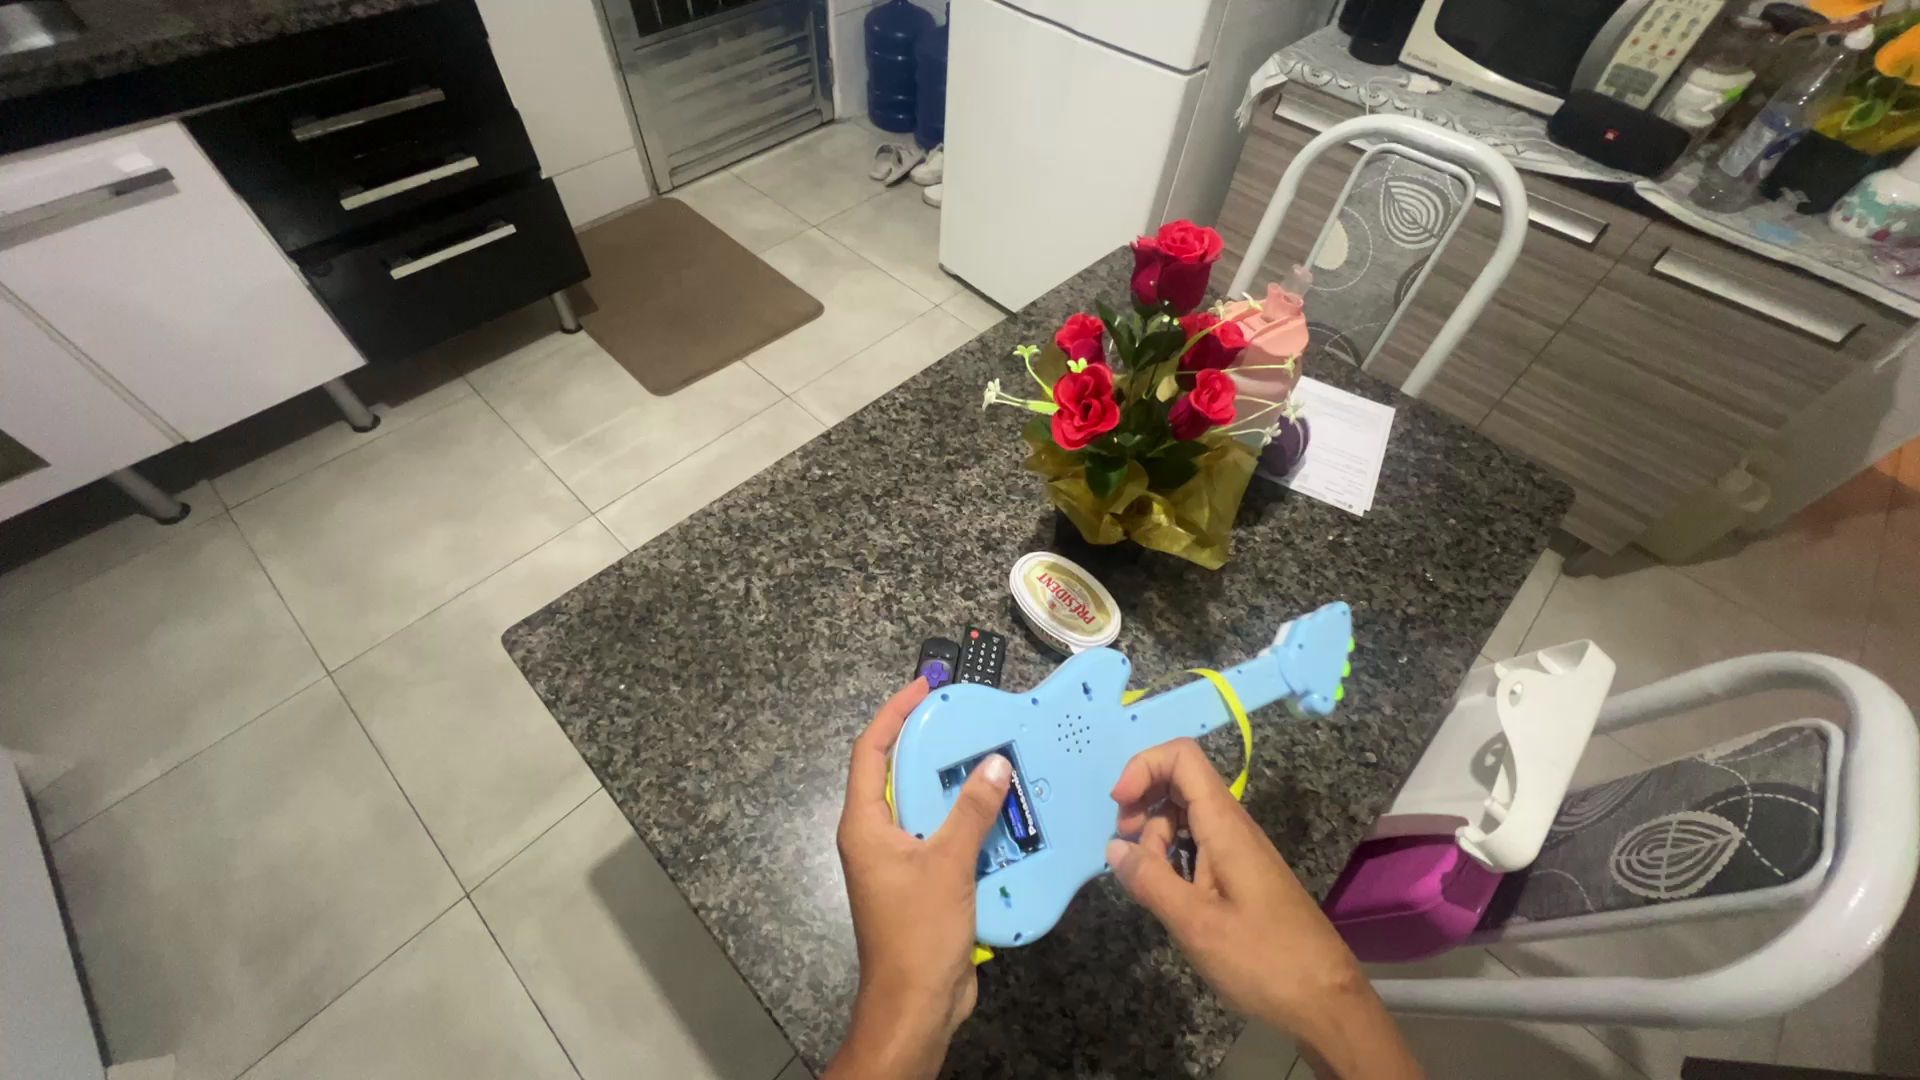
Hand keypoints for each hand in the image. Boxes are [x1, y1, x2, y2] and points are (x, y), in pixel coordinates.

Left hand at [826, 679, 1011, 1079]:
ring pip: (924, 803)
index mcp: (865, 823)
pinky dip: (967, 818)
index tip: (924, 687)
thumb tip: (993, 763)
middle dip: (930, 744)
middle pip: (898, 772)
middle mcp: (875, 833)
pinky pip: (942, 833)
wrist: (916, 1007)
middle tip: (968, 719)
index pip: (870, 750)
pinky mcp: (919, 877)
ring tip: (990, 758)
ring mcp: (897, 857)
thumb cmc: (918, 933)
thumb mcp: (947, 865)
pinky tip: (999, 811)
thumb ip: (971, 811)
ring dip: (954, 783)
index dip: (894, 712)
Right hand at [1104, 738, 1420, 1079]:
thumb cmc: (1264, 960)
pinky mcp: (1239, 873)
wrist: (1329, 1004)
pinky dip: (1171, 856)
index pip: (1182, 756)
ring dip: (1155, 836)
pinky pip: (1196, 844)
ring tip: (1147, 882)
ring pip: (1184, 816)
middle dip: (1142, 802)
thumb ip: (1150, 881)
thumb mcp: (1196, 924)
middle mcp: (1231, 826)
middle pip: (1178, 782)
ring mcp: (1237, 849)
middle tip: (1125, 845)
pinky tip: (1166, 892)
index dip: (1143, 767)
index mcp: (1224, 824)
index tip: (1120, 806)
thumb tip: (1113, 847)